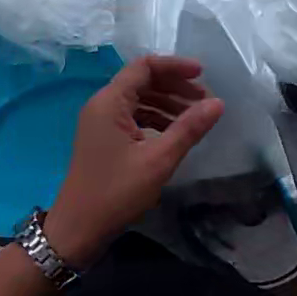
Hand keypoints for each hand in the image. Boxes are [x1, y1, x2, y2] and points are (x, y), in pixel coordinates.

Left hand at [46, 56, 224, 267]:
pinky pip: (132, 118)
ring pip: (138, 100)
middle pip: (142, 81)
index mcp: (109, 102)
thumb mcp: (158, 160)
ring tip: (195, 118)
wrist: (78, 228)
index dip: (175, 67)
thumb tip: (218, 103)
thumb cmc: (116, 192)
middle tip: (205, 101)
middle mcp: (102, 105)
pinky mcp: (103, 140)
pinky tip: (174, 134)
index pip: (144, 67)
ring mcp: (100, 123)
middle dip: (174, 86)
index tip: (204, 76)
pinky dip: (155, 120)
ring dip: (167, 104)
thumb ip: (188, 128)